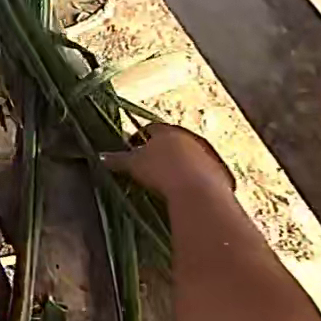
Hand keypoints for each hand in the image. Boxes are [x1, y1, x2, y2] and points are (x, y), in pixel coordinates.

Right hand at [104, 123, 234, 200]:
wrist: (198, 192)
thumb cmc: (161, 171)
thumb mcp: (132, 165)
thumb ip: (116, 159)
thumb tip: (100, 157)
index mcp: (167, 131)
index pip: (150, 128)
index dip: (138, 137)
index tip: (131, 147)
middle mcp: (190, 138)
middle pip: (172, 140)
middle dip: (160, 150)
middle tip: (147, 162)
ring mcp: (208, 154)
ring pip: (188, 155)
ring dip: (178, 163)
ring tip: (165, 177)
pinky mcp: (220, 171)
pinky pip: (202, 171)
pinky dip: (192, 176)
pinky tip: (183, 188)